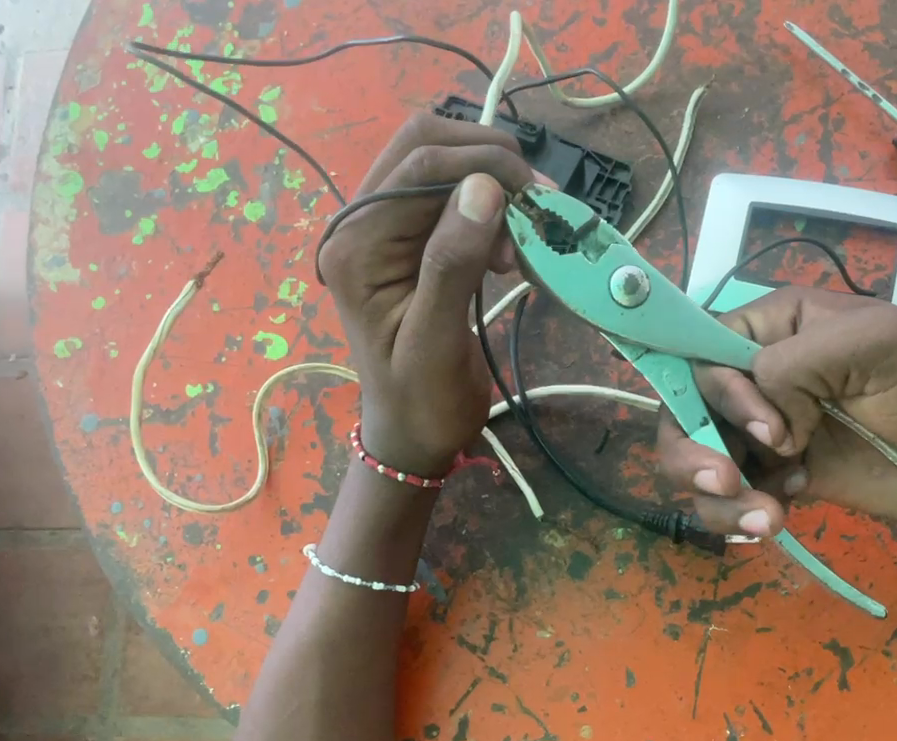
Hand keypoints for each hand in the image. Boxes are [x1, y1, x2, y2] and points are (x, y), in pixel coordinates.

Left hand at [317, 114, 534, 476]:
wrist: (414, 436)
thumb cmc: (423, 402)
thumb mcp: (436, 341)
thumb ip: (451, 264)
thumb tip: (483, 188)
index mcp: (357, 245)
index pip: (419, 166)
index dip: (483, 164)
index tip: (539, 197)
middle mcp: (361, 225)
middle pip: (424, 148)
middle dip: (488, 163)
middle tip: (538, 203)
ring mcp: (385, 233)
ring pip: (440, 168)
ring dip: (491, 186)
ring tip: (524, 237)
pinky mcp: (411, 246)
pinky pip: (450, 202)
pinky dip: (488, 212)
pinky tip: (508, 252)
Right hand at [656, 287, 896, 535]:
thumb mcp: (874, 344)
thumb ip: (797, 362)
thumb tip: (761, 417)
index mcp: (773, 329)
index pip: (701, 353)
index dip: (715, 394)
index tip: (767, 431)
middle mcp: (756, 378)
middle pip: (682, 412)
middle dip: (692, 453)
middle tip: (727, 483)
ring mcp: (762, 433)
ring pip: (695, 461)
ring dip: (714, 496)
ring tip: (764, 518)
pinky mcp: (773, 478)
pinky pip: (725, 499)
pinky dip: (738, 515)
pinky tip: (778, 517)